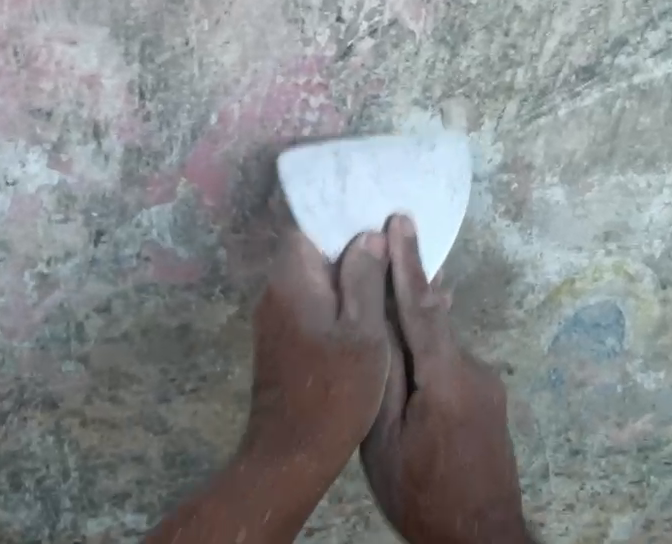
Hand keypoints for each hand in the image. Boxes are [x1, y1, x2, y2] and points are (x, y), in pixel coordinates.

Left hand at [240, 229, 391, 479]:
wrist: (290, 455)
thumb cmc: (334, 391)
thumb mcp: (363, 332)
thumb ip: (365, 279)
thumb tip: (369, 236)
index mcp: (292, 278)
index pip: (310, 225)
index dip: (343, 217)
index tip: (376, 216)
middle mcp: (276, 289)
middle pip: (315, 252)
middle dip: (354, 248)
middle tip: (396, 248)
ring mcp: (276, 316)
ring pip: (317, 281)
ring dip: (350, 278)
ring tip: (394, 278)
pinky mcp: (282, 340)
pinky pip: (313, 305)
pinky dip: (340, 302)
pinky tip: (374, 313)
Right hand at [361, 216, 530, 543]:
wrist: (482, 539)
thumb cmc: (421, 492)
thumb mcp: (384, 440)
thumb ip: (385, 375)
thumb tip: (381, 320)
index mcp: (445, 376)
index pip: (421, 305)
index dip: (407, 260)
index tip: (399, 220)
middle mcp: (473, 368)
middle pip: (430, 318)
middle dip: (401, 287)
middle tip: (377, 248)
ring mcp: (486, 382)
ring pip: (438, 341)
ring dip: (411, 326)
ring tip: (380, 311)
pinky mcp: (488, 396)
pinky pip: (449, 359)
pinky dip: (425, 349)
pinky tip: (406, 362)